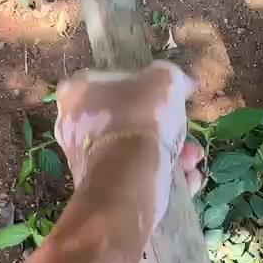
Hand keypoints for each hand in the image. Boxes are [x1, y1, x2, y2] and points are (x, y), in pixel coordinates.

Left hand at [55, 62, 193, 216]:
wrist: (128, 179)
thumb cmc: (141, 118)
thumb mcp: (165, 80)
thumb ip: (172, 76)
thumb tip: (184, 82)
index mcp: (77, 89)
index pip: (113, 79)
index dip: (147, 87)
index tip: (170, 97)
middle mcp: (72, 123)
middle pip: (128, 119)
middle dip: (164, 127)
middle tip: (185, 132)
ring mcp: (82, 159)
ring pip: (134, 149)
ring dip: (169, 152)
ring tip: (191, 160)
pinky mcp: (99, 186)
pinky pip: (135, 173)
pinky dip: (162, 175)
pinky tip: (186, 178)